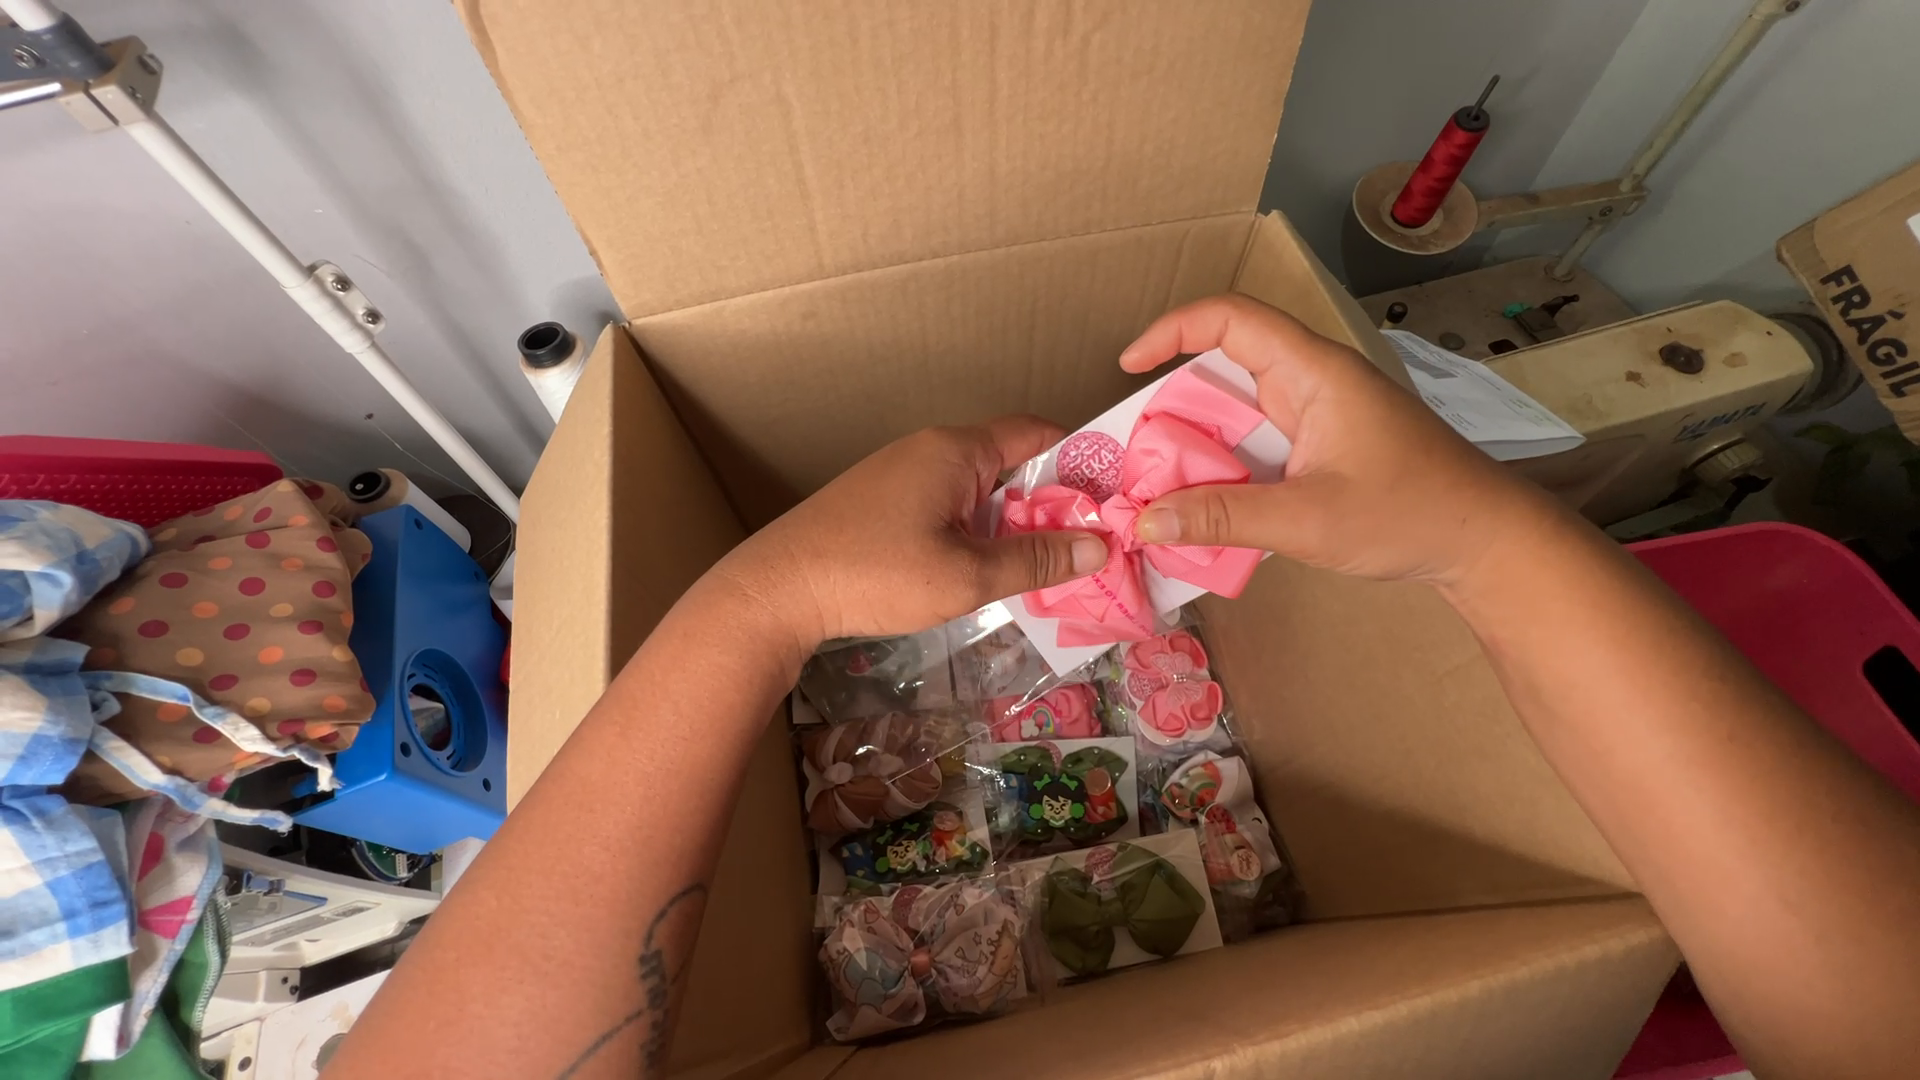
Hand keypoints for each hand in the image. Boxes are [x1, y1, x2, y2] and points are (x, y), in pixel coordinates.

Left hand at [717, 417, 1108, 650]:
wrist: (778, 590)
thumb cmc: (875, 574)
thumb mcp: (965, 575)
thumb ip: (1034, 559)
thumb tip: (1098, 546)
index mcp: (956, 450)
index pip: (1036, 433)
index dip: (1078, 461)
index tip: (1107, 500)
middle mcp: (930, 449)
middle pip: (1010, 462)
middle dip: (1048, 502)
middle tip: (1083, 545)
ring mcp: (903, 474)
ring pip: (979, 489)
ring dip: (1011, 521)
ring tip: (1043, 563)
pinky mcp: (884, 502)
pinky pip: (949, 505)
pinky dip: (976, 530)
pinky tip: (985, 567)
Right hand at [1119, 294, 1560, 586]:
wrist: (1484, 541)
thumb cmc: (1410, 515)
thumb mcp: (1307, 521)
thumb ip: (1223, 518)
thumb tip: (1146, 522)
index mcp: (1312, 373)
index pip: (1230, 319)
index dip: (1172, 330)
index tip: (1128, 366)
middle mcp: (1308, 382)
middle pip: (1222, 367)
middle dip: (1169, 403)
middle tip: (1135, 451)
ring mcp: (1313, 415)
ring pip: (1233, 409)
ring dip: (1192, 440)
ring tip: (1156, 480)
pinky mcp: (1315, 445)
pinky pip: (1250, 441)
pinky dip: (1217, 464)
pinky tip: (1200, 501)